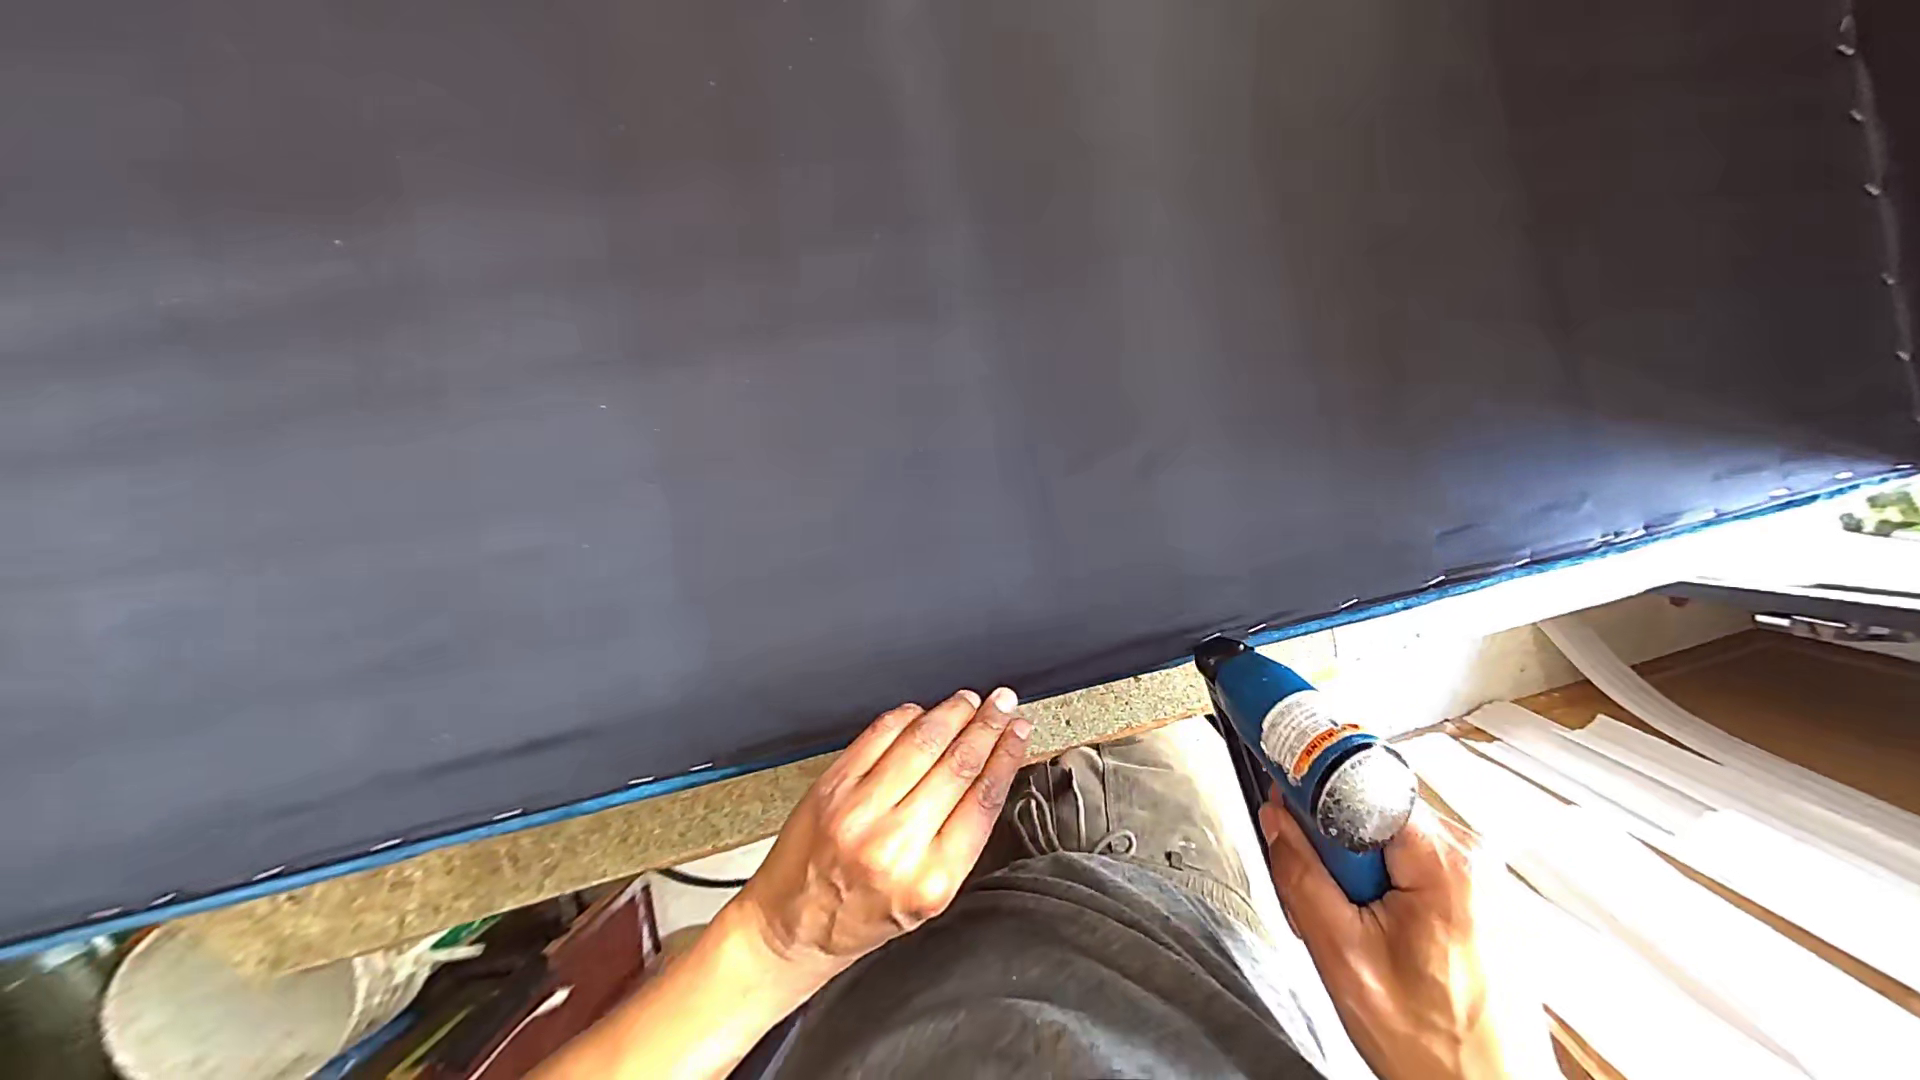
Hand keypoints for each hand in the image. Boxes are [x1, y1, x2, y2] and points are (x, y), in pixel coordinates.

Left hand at [731, 687, 1032, 983]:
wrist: (794, 925)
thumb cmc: (861, 915)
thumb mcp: (928, 896)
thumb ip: (959, 838)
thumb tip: (990, 771)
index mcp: (931, 878)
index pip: (983, 798)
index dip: (1006, 755)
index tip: (1018, 733)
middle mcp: (896, 842)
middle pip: (958, 764)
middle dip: (987, 725)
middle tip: (1003, 703)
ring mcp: (861, 810)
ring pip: (921, 743)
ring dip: (952, 713)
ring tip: (969, 701)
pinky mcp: (833, 787)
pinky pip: (878, 735)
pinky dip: (906, 716)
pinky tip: (921, 710)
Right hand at [1260, 799, 1552, 1079]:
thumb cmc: (1440, 1050)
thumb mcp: (1343, 956)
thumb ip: (1300, 875)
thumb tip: (1275, 819)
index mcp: (1446, 863)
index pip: (1360, 783)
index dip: (1311, 786)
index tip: (1282, 793)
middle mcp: (1471, 859)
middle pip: (1367, 808)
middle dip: (1329, 844)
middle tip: (1326, 896)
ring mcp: (1478, 877)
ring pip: (1381, 835)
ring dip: (1351, 868)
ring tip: (1355, 924)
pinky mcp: (1475, 894)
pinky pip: (1405, 860)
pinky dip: (1378, 883)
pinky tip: (1376, 928)